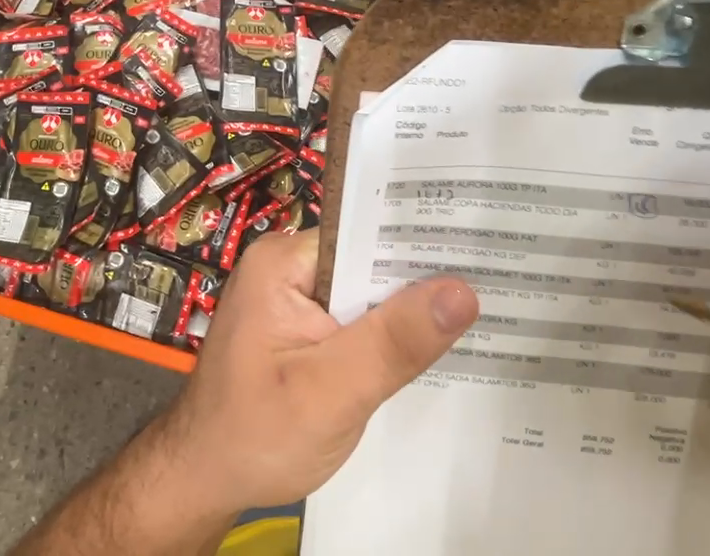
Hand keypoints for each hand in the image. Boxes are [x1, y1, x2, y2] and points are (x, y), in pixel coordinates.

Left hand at [149, 229, 478, 518]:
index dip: (424, 240)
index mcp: (282, 262)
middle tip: (504, 278)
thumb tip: (462, 289)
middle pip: (368, 259)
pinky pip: (354, 318)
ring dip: (410, 309)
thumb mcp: (332, 391)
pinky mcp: (300, 329)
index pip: (366, 232)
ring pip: (365, 292)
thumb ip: (394, 341)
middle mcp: (285, 267)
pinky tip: (435, 345)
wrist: (206, 477)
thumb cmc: (257, 435)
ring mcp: (291, 298)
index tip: (487, 245)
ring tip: (487, 308)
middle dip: (425, 277)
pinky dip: (387, 333)